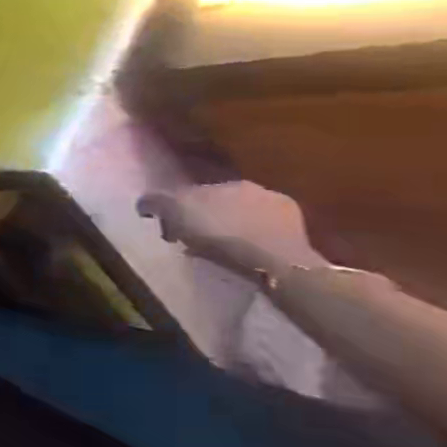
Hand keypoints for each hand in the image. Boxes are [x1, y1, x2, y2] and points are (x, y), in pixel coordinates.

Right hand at [139, 182, 327, 280]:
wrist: (277, 265)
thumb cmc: (220, 232)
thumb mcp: (173, 211)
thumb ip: (154, 201)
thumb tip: (144, 204)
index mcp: (231, 181)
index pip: (200, 191)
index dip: (184, 208)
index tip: (174, 227)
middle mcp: (260, 191)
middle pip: (226, 204)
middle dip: (211, 218)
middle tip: (196, 239)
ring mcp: (287, 217)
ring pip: (248, 221)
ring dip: (234, 232)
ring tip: (220, 252)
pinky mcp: (302, 241)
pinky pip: (267, 240)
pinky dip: (254, 247)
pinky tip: (245, 260)